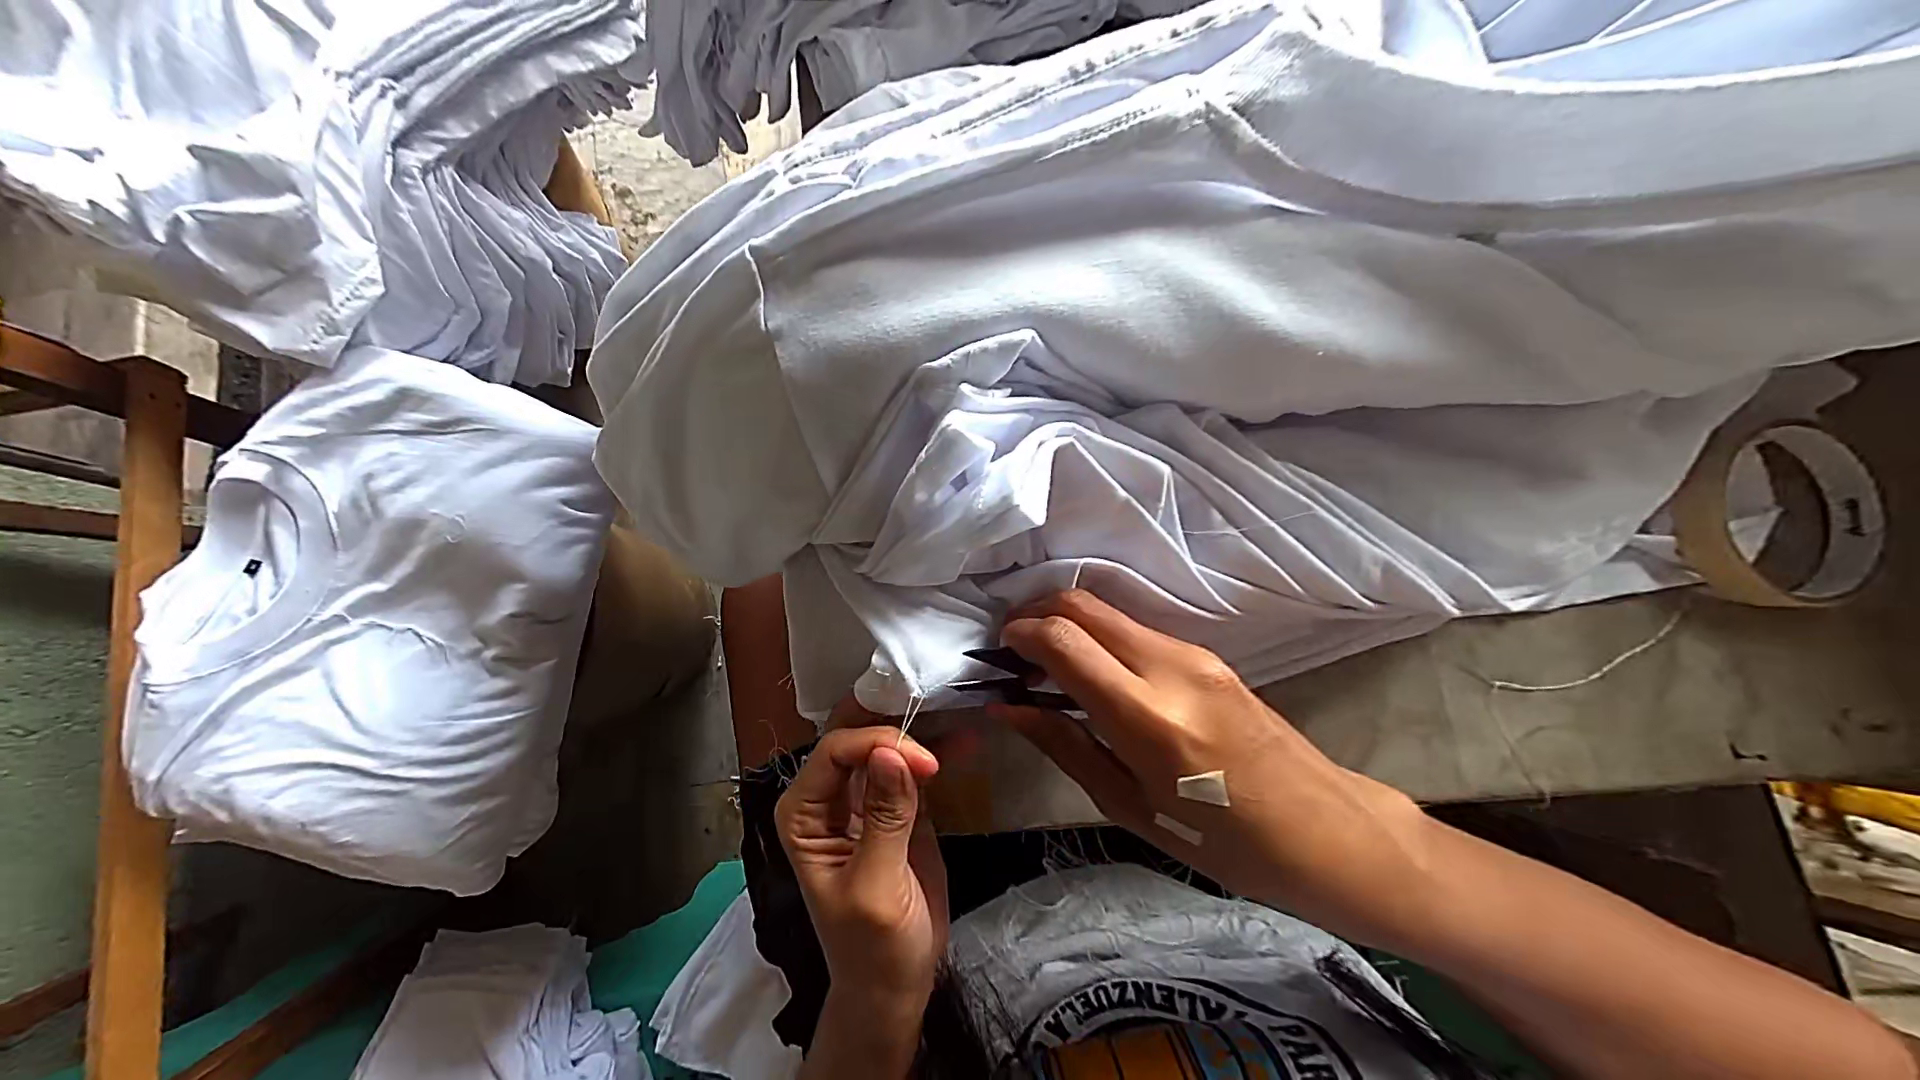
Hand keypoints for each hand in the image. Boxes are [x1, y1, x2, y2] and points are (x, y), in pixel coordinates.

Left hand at [774, 725, 948, 1018]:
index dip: (877, 744)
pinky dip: (935, 751)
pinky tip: (963, 741)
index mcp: (804, 813)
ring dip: (917, 729)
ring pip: (883, 744)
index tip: (924, 762)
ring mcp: (863, 797)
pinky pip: (911, 767)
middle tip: (933, 707)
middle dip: (890, 719)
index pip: (834, 752)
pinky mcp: (896, 804)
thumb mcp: (876, 887)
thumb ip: (884, 818)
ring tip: (953, 714)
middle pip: (854, 736)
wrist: (896, 981)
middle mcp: (829, 796)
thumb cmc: (873, 946)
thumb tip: (891, 752)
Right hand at [991, 590, 1437, 946]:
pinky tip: (1087, 672)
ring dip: (1065, 622)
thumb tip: (1006, 707)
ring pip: (1107, 609)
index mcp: (1149, 717)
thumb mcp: (1130, 807)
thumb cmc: (1225, 844)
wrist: (1328, 832)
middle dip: (1034, 613)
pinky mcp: (1206, 653)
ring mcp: (1193, 653)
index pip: (1064, 640)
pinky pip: (1133, 627)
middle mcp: (1171, 666)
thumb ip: (1064, 745)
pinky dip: (1096, 635)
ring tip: (1042, 666)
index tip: (996, 653)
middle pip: (1082, 603)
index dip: (1019, 635)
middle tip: (1009, 651)